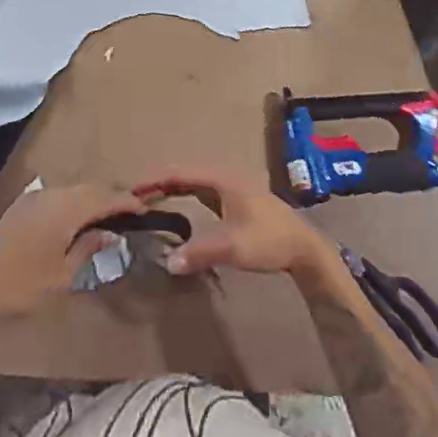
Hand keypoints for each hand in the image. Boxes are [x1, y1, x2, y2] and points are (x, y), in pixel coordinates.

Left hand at [0, 182, 141, 332]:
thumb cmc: (24, 285)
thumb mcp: (65, 273)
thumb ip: (90, 248)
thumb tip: (111, 234)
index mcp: (63, 208)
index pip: (103, 196)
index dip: (126, 201)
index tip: (145, 209)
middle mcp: (50, 194)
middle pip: (89, 187)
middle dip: (112, 195)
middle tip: (133, 211)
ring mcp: (34, 197)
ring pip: (73, 189)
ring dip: (93, 197)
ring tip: (112, 215)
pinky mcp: (23, 204)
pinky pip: (58, 194)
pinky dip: (76, 201)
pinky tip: (82, 218)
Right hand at [132, 168, 328, 275]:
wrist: (307, 250)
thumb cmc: (270, 241)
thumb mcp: (234, 247)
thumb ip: (199, 252)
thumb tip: (167, 263)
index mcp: (221, 178)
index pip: (177, 173)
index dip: (152, 180)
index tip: (130, 189)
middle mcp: (223, 175)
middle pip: (182, 174)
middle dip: (157, 183)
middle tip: (133, 196)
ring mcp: (231, 185)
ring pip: (191, 182)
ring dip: (169, 189)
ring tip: (147, 200)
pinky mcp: (235, 198)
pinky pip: (200, 190)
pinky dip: (182, 195)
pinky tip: (174, 205)